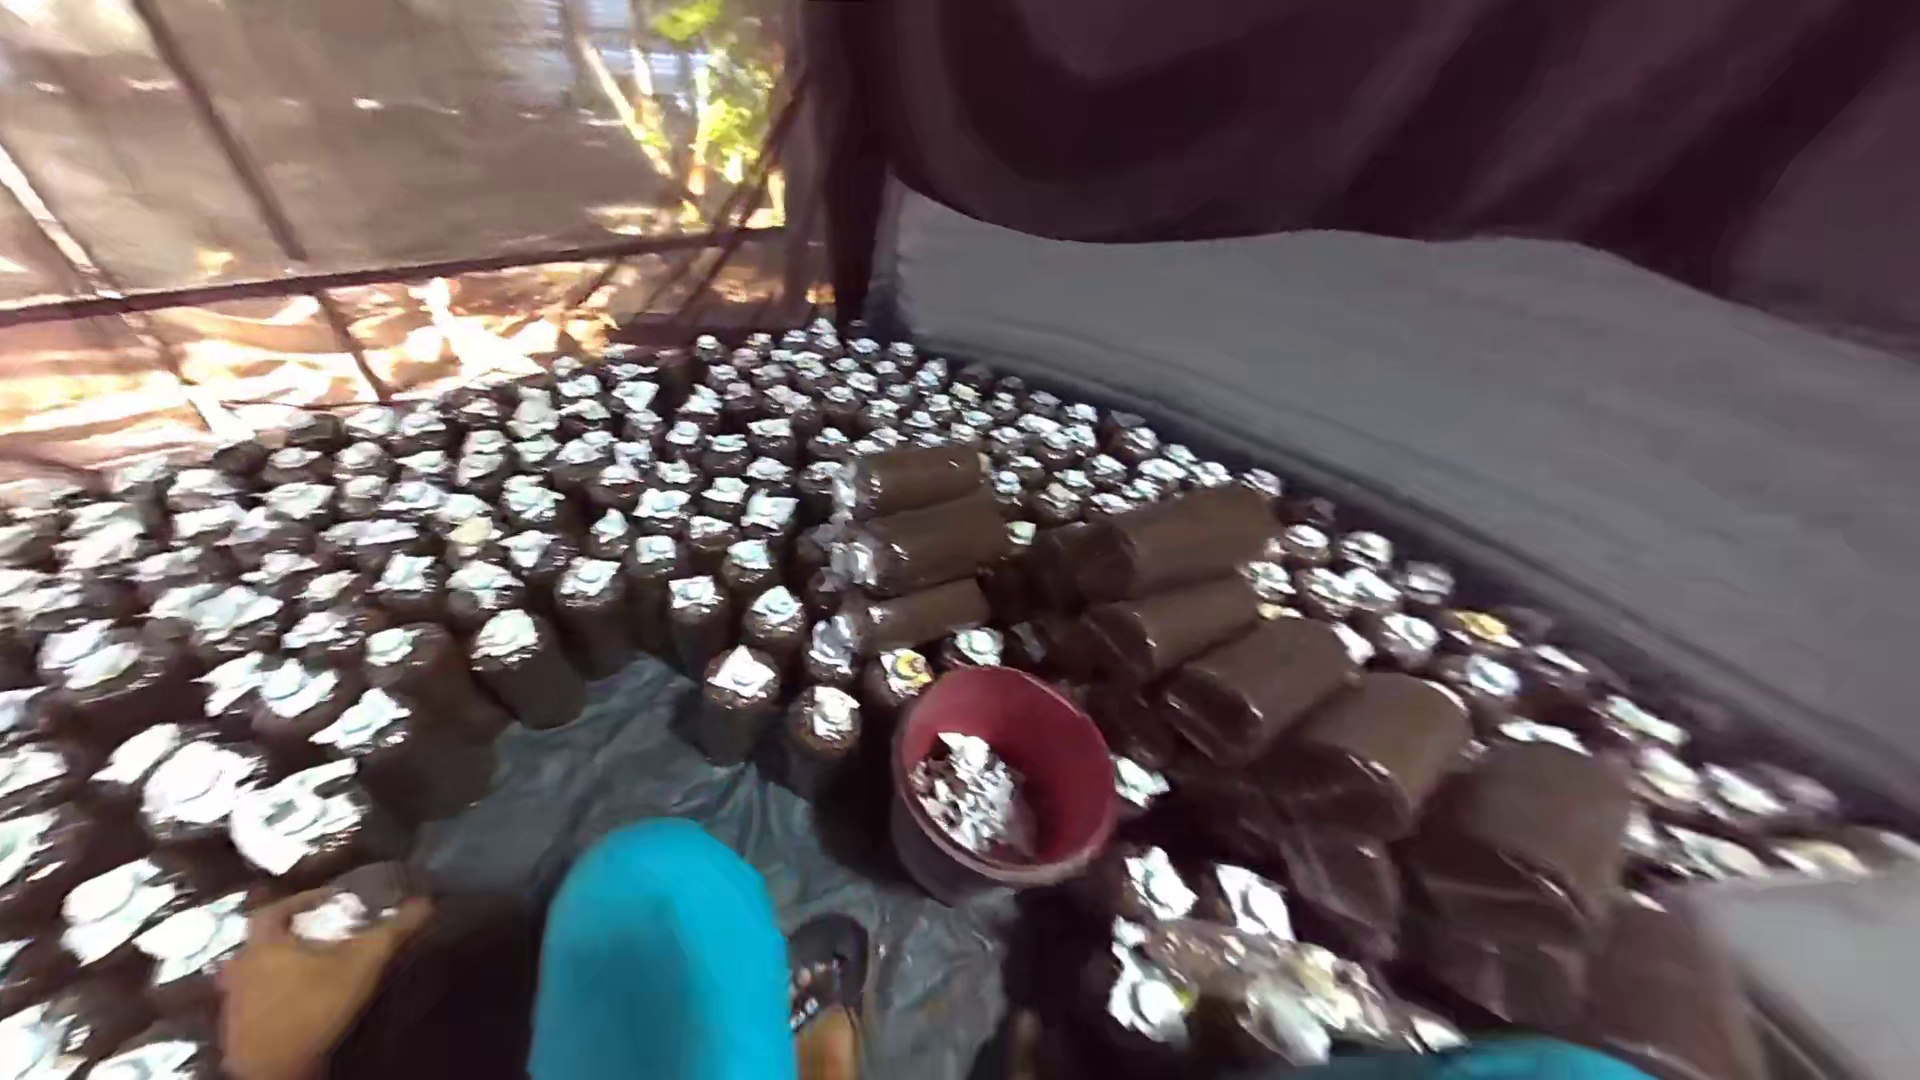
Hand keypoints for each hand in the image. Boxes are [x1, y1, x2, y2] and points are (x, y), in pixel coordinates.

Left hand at [220, 890, 433, 1079]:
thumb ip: (397, 927)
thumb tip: (426, 901)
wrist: (278, 1069)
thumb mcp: (367, 959)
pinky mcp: (237, 1024)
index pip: (270, 911)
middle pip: (261, 940)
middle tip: (326, 926)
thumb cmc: (318, 1003)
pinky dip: (279, 981)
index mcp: (263, 948)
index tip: (331, 898)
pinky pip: (257, 990)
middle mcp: (240, 970)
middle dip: (293, 930)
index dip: (300, 899)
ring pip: (258, 966)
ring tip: (322, 954)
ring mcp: (233, 1000)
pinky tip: (308, 986)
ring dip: (285, 956)